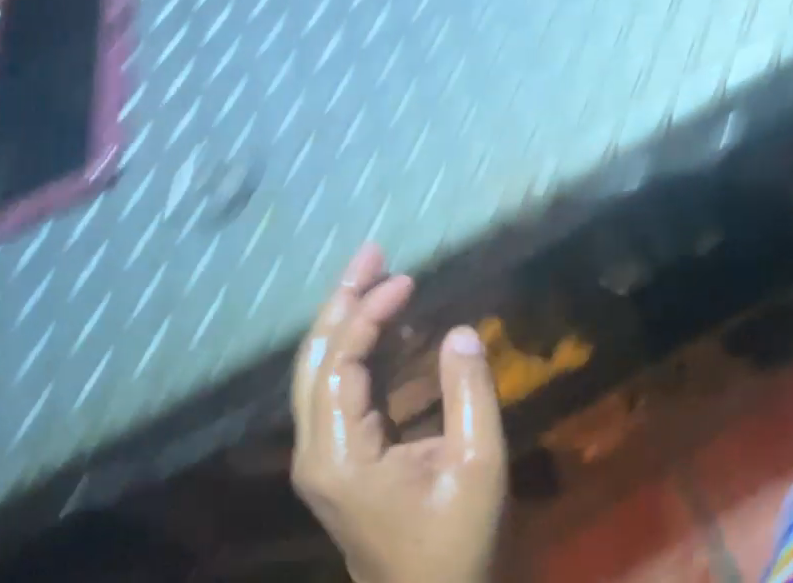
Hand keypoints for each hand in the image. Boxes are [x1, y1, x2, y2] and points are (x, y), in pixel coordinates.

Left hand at [292, 244, 505, 582]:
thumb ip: (469, 391)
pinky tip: (393, 329)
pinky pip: (342, 393)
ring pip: (322, 374)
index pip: (340, 364)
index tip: (407, 278)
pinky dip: (364, 353)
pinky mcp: (343, 463)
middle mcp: (317, 452)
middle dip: (341, 303)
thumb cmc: (458, 539)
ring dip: (349, 323)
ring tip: (379, 277)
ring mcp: (325, 459)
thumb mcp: (478, 462)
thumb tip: (460, 330)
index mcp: (340, 455)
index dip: (369, 314)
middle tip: (371, 253)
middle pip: (314, 361)